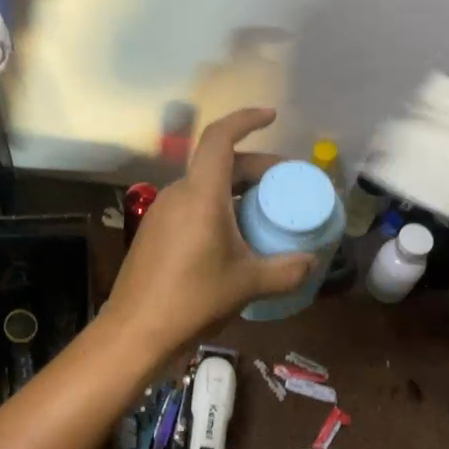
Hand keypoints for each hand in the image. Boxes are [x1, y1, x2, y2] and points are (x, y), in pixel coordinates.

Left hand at [104, 108, 318, 354]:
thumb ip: (287, 270)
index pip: (219, 137)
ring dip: (236, 190)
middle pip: (218, 163)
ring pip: (204, 186)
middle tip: (285, 184)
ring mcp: (161, 212)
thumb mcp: (249, 283)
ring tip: (264, 211)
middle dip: (255, 166)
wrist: (136, 331)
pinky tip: (233, 237)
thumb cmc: (193, 299)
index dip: (245, 120)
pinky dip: (217, 207)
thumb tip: (312, 261)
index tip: (271, 117)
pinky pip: (191, 206)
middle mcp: (178, 194)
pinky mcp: (154, 232)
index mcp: (201, 194)